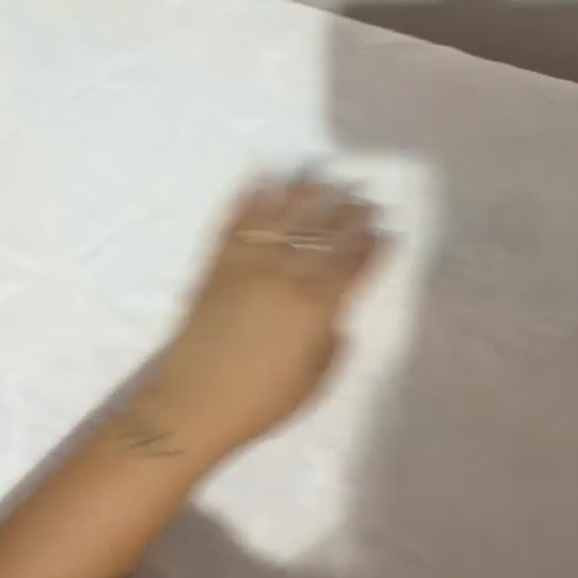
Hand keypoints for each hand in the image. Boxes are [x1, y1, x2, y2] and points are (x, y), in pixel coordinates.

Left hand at [138, 176, 384, 461]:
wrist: (193, 402)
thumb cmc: (261, 402)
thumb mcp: (316, 379)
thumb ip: (331, 338)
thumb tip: (334, 309)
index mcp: (316, 307)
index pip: (352, 262)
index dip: (371, 243)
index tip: (383, 228)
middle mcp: (284, 276)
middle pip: (322, 231)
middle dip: (346, 210)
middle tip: (361, 195)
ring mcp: (246, 266)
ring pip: (280, 216)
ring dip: (303, 192)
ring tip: (319, 175)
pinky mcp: (215, 265)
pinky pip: (234, 223)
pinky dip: (249, 199)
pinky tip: (262, 180)